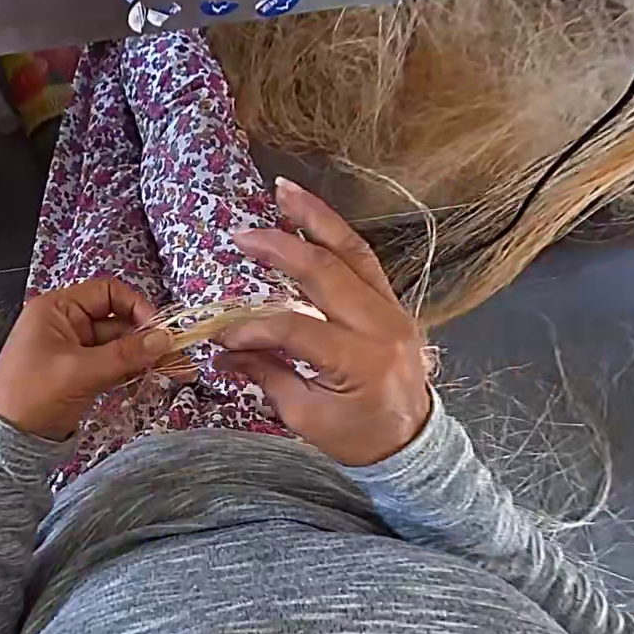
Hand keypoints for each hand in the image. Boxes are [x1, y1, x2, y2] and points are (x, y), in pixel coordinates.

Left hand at [0, 278, 175, 440]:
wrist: (7, 440)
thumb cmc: (33, 395)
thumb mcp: (79, 371)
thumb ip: (124, 354)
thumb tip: (166, 339)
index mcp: (56, 309)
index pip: (106, 293)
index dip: (136, 306)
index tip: (160, 331)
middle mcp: (65, 323)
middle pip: (116, 320)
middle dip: (147, 338)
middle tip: (179, 358)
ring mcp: (72, 349)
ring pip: (117, 345)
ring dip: (144, 356)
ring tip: (177, 371)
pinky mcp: (78, 373)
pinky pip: (110, 364)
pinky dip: (130, 370)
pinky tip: (155, 377)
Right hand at [215, 178, 431, 465]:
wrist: (411, 442)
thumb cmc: (356, 436)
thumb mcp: (303, 415)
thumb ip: (265, 374)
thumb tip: (224, 351)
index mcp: (358, 360)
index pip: (294, 328)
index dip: (251, 328)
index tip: (222, 337)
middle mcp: (381, 325)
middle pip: (327, 272)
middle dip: (280, 248)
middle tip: (242, 234)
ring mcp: (392, 309)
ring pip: (353, 251)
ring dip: (316, 218)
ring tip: (285, 191)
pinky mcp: (391, 303)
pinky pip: (364, 260)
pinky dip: (335, 234)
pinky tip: (311, 218)